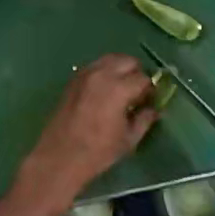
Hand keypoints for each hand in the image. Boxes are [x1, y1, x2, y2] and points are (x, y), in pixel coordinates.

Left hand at [13, 54, 157, 214]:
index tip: (149, 101)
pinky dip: (105, 71)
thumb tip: (154, 109)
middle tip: (137, 93)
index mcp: (119, 88)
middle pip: (128, 61)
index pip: (143, 78)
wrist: (60, 156)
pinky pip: (95, 66)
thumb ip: (144, 119)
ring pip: (110, 59)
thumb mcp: (128, 139)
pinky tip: (104, 90)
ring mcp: (85, 74)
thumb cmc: (98, 151)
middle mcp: (102, 74)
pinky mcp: (74, 79)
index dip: (150, 89)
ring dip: (120, 69)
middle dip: (137, 73)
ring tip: (121, 89)